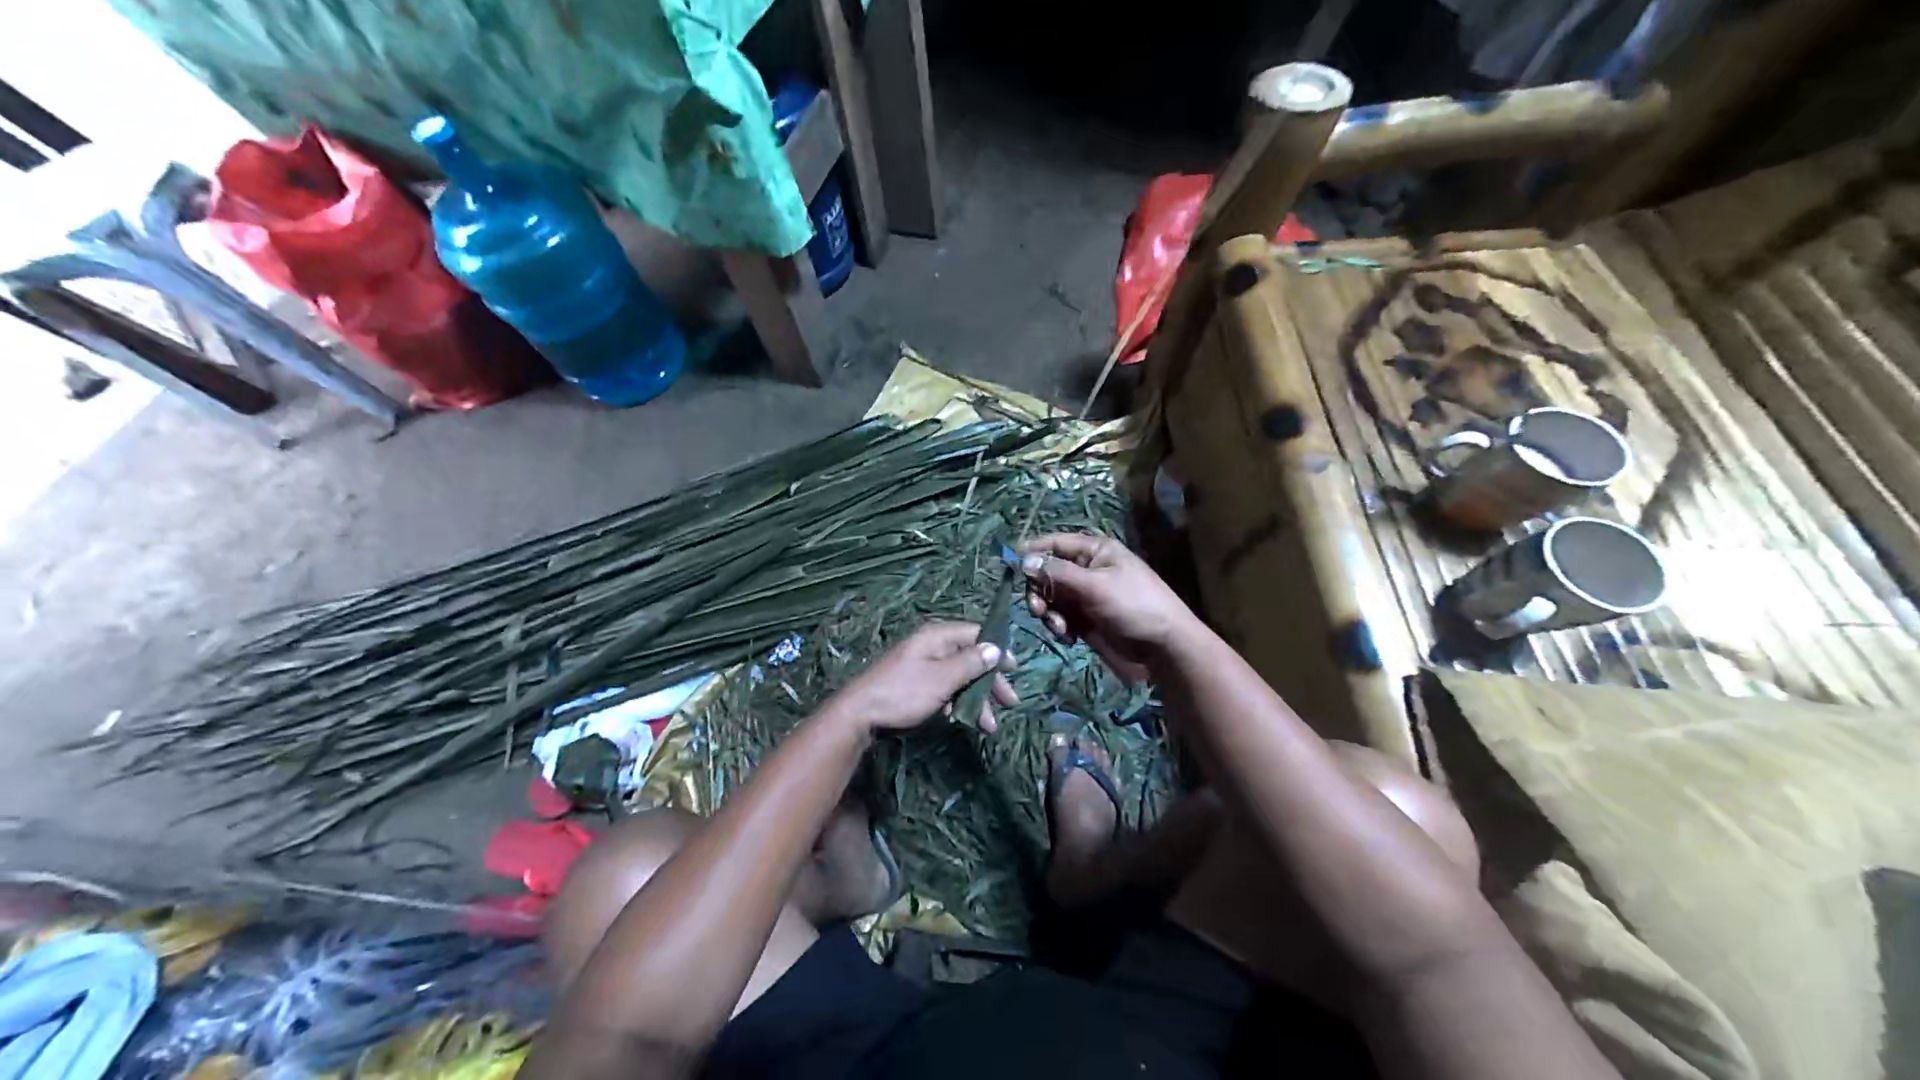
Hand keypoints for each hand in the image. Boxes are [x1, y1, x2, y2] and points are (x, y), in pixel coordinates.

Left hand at [823, 622, 1018, 733]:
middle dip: (991, 681)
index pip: (977, 633)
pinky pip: (947, 688)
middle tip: (1009, 703)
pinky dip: (959, 702)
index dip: (997, 650)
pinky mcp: (918, 683)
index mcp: (938, 636)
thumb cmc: (903, 692)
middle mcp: (932, 645)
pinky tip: (964, 720)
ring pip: (961, 676)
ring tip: (989, 725)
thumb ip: (971, 663)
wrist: (860, 714)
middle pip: (971, 657)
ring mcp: (924, 664)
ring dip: (977, 698)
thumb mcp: (942, 678)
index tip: (1014, 670)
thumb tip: (996, 648)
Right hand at [1019, 533, 1201, 681]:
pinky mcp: (1087, 621)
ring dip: (1049, 612)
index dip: (1033, 551)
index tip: (1011, 564)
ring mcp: (1087, 597)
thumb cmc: (1134, 606)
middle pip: (1048, 573)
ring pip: (1052, 598)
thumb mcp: (1094, 586)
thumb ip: (1057, 573)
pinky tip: (1069, 637)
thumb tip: (1024, 561)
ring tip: (1060, 627)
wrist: (1164, 647)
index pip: (1056, 543)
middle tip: (1039, 608)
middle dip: (1040, 590)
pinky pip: (1062, 618)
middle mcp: (1089, 570)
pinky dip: (1060, 626)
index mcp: (1096, 551)